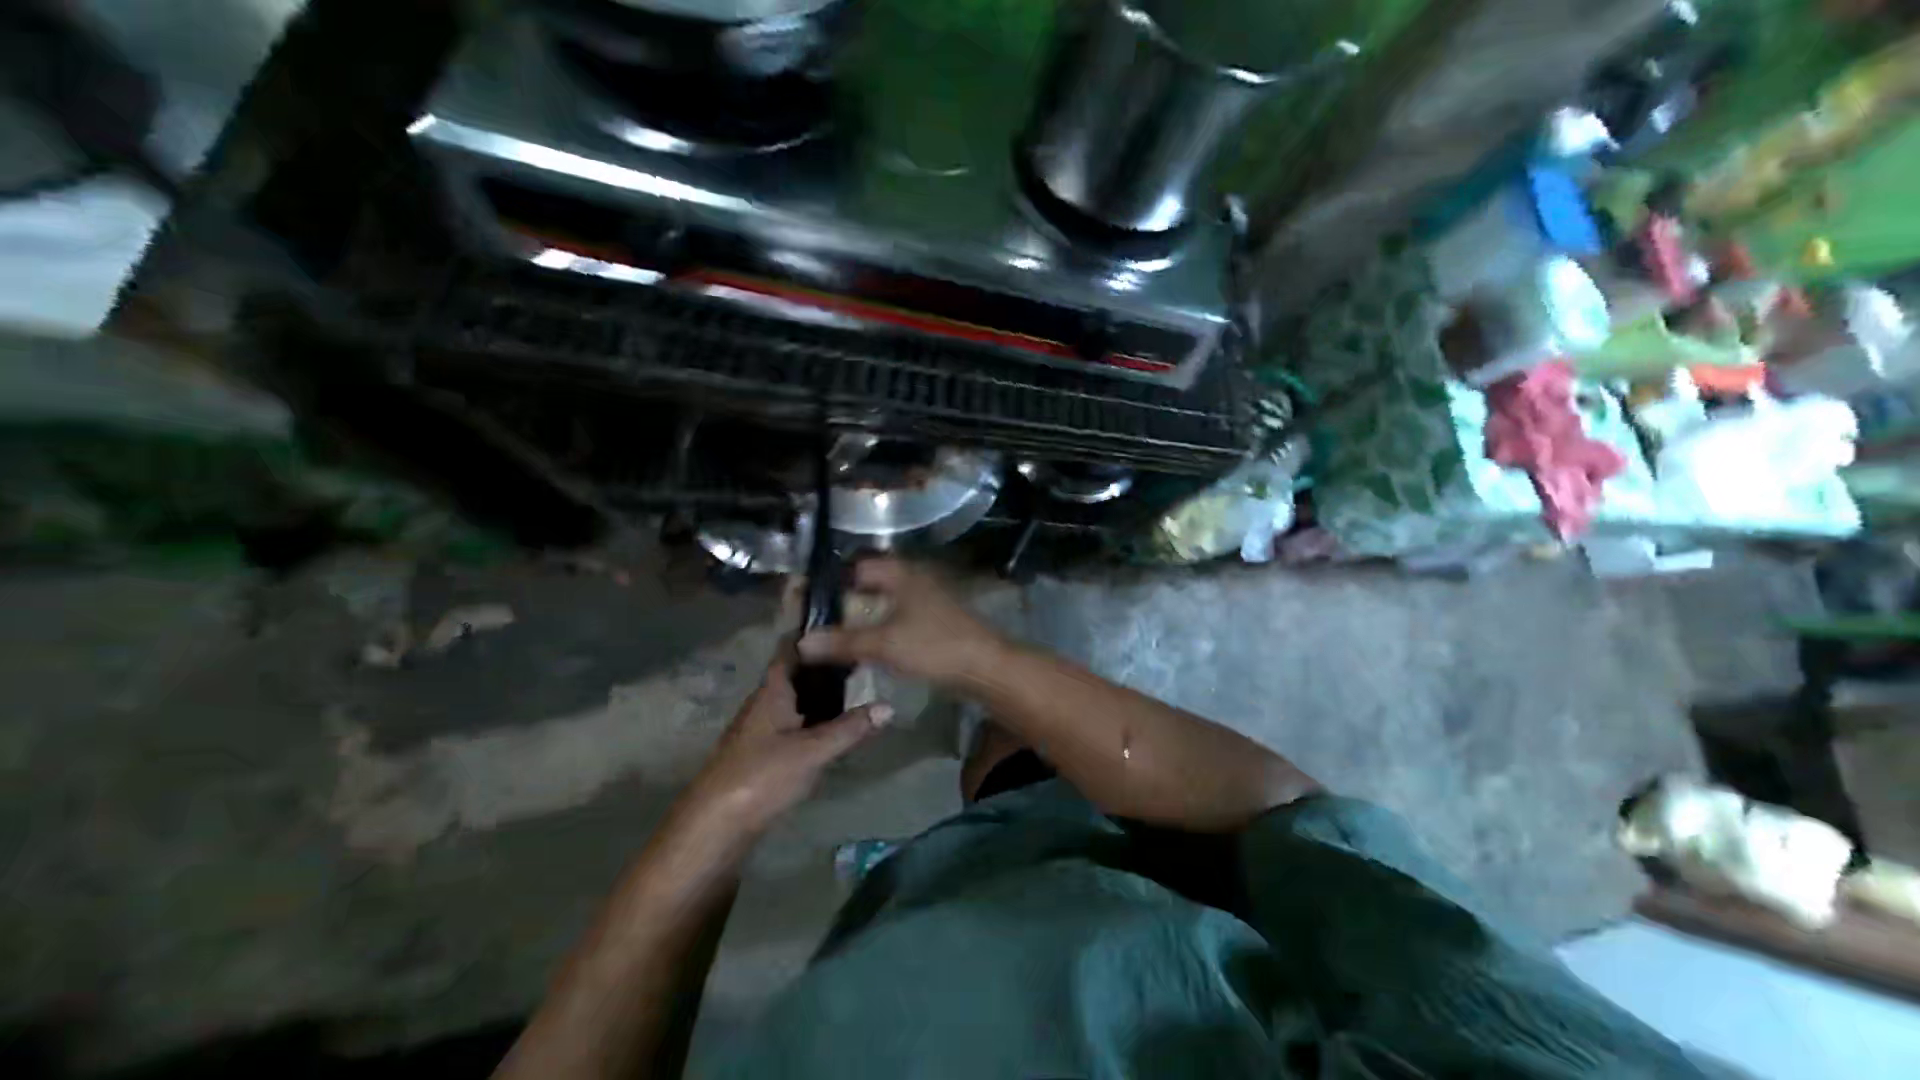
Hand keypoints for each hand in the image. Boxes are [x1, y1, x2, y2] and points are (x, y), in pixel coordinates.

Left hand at [681, 650, 892, 837]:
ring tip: (859, 690)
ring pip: (796, 701)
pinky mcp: (762, 753)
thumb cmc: (762, 775)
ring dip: (822, 695)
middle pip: (796, 675)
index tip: (845, 624)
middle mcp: (764, 703)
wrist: (715, 825)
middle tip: (865, 660)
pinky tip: (836, 729)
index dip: (814, 635)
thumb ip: (850, 729)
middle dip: (827, 667)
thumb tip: (889, 706)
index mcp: (771, 691)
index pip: (791, 649)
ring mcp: (761, 729)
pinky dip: (815, 720)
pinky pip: (794, 724)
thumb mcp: (812, 751)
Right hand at [796, 558, 1006, 687]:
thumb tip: (800, 641)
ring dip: (863, 618)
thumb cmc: (934, 646)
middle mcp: (913, 579)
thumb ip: (841, 642)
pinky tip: (866, 648)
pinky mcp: (933, 622)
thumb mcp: (883, 644)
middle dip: (845, 603)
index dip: (831, 582)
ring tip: (834, 638)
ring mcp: (925, 600)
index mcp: (900, 574)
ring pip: (884, 603)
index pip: (856, 567)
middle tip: (818, 623)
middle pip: (870, 585)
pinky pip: (897, 619)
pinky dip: (880, 629)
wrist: (985, 667)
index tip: (807, 602)